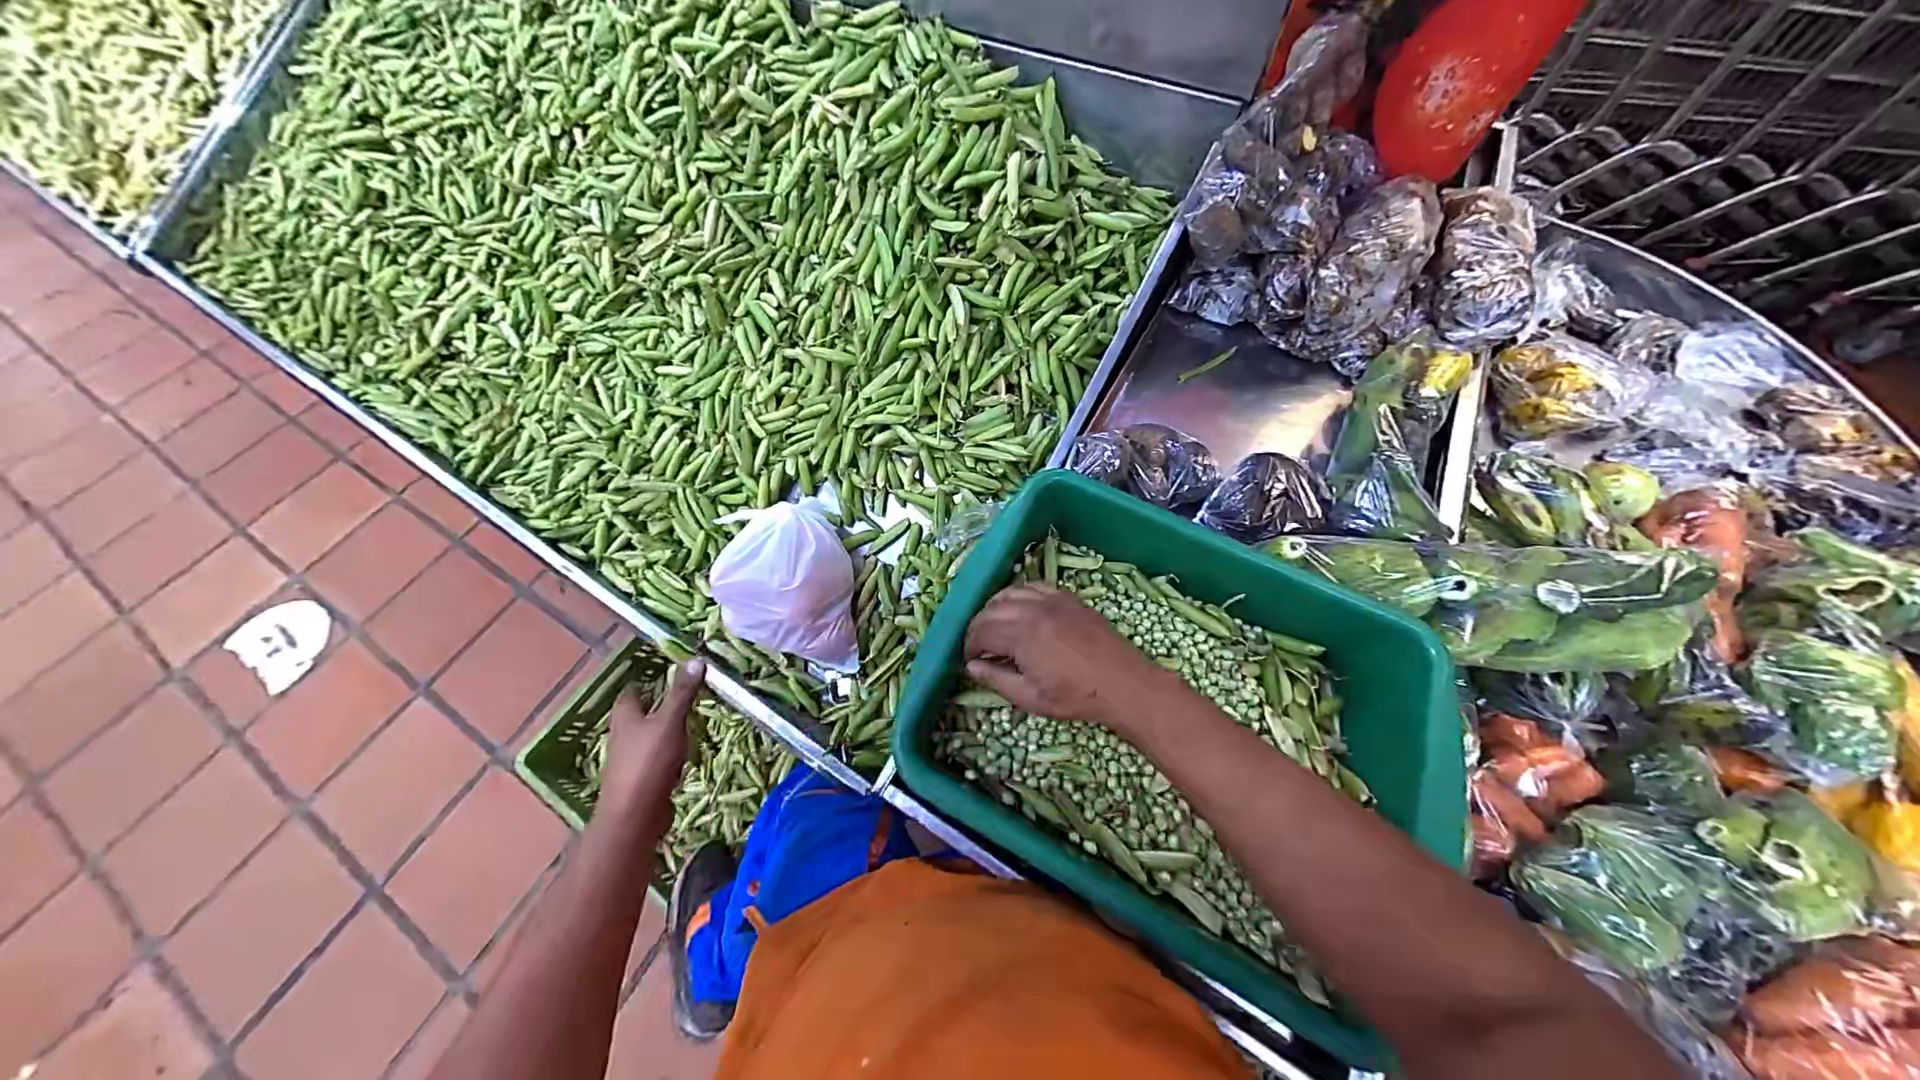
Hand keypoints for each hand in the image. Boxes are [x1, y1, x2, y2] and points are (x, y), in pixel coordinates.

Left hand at [598, 658, 704, 811]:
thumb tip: (696, 660)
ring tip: (689, 721)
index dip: (645, 682)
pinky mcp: (641, 780)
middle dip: (657, 705)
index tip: (665, 673)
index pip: (631, 692)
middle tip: (683, 695)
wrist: (635, 816)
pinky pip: (657, 759)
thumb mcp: (670, 721)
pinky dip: (670, 753)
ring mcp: (631, 760)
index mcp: (625, 717)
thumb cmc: (649, 761)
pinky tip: (686, 755)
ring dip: (665, 730)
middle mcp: (623, 736)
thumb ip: (682, 693)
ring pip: (649, 737)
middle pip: (639, 715)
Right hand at [963, 583, 1181, 731]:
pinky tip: (1022, 611)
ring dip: (996, 608)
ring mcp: (1053, 600)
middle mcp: (1033, 609)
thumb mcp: (1031, 698)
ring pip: (1011, 592)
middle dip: (978, 627)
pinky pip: (1035, 586)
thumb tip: (972, 667)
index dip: (970, 645)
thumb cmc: (1076, 697)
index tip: (970, 660)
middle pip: (991, 609)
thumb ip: (997, 680)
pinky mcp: (1069, 598)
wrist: (1124, 683)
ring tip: (997, 628)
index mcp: (1021, 635)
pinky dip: (1020, 595)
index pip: (980, 631)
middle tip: (980, 647)